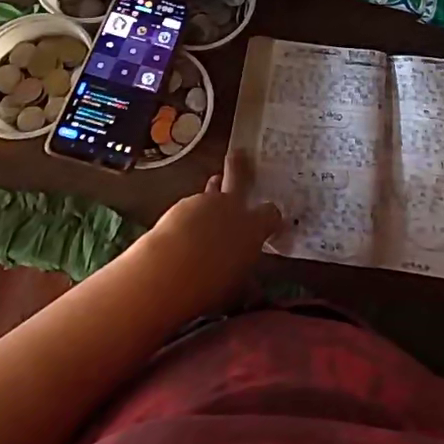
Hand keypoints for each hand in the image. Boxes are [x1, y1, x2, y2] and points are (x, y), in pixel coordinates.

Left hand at [137, 145, 282, 311]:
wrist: (173, 267)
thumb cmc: (211, 284)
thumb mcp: (237, 287)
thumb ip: (246, 280)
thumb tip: (253, 289)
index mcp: (253, 228)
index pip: (271, 213)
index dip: (271, 217)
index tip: (270, 221)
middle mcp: (232, 207)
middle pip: (238, 177)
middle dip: (239, 165)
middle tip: (238, 153)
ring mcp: (207, 201)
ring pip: (213, 189)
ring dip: (213, 192)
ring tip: (210, 197)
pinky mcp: (184, 203)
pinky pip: (193, 204)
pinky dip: (193, 212)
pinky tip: (185, 228)